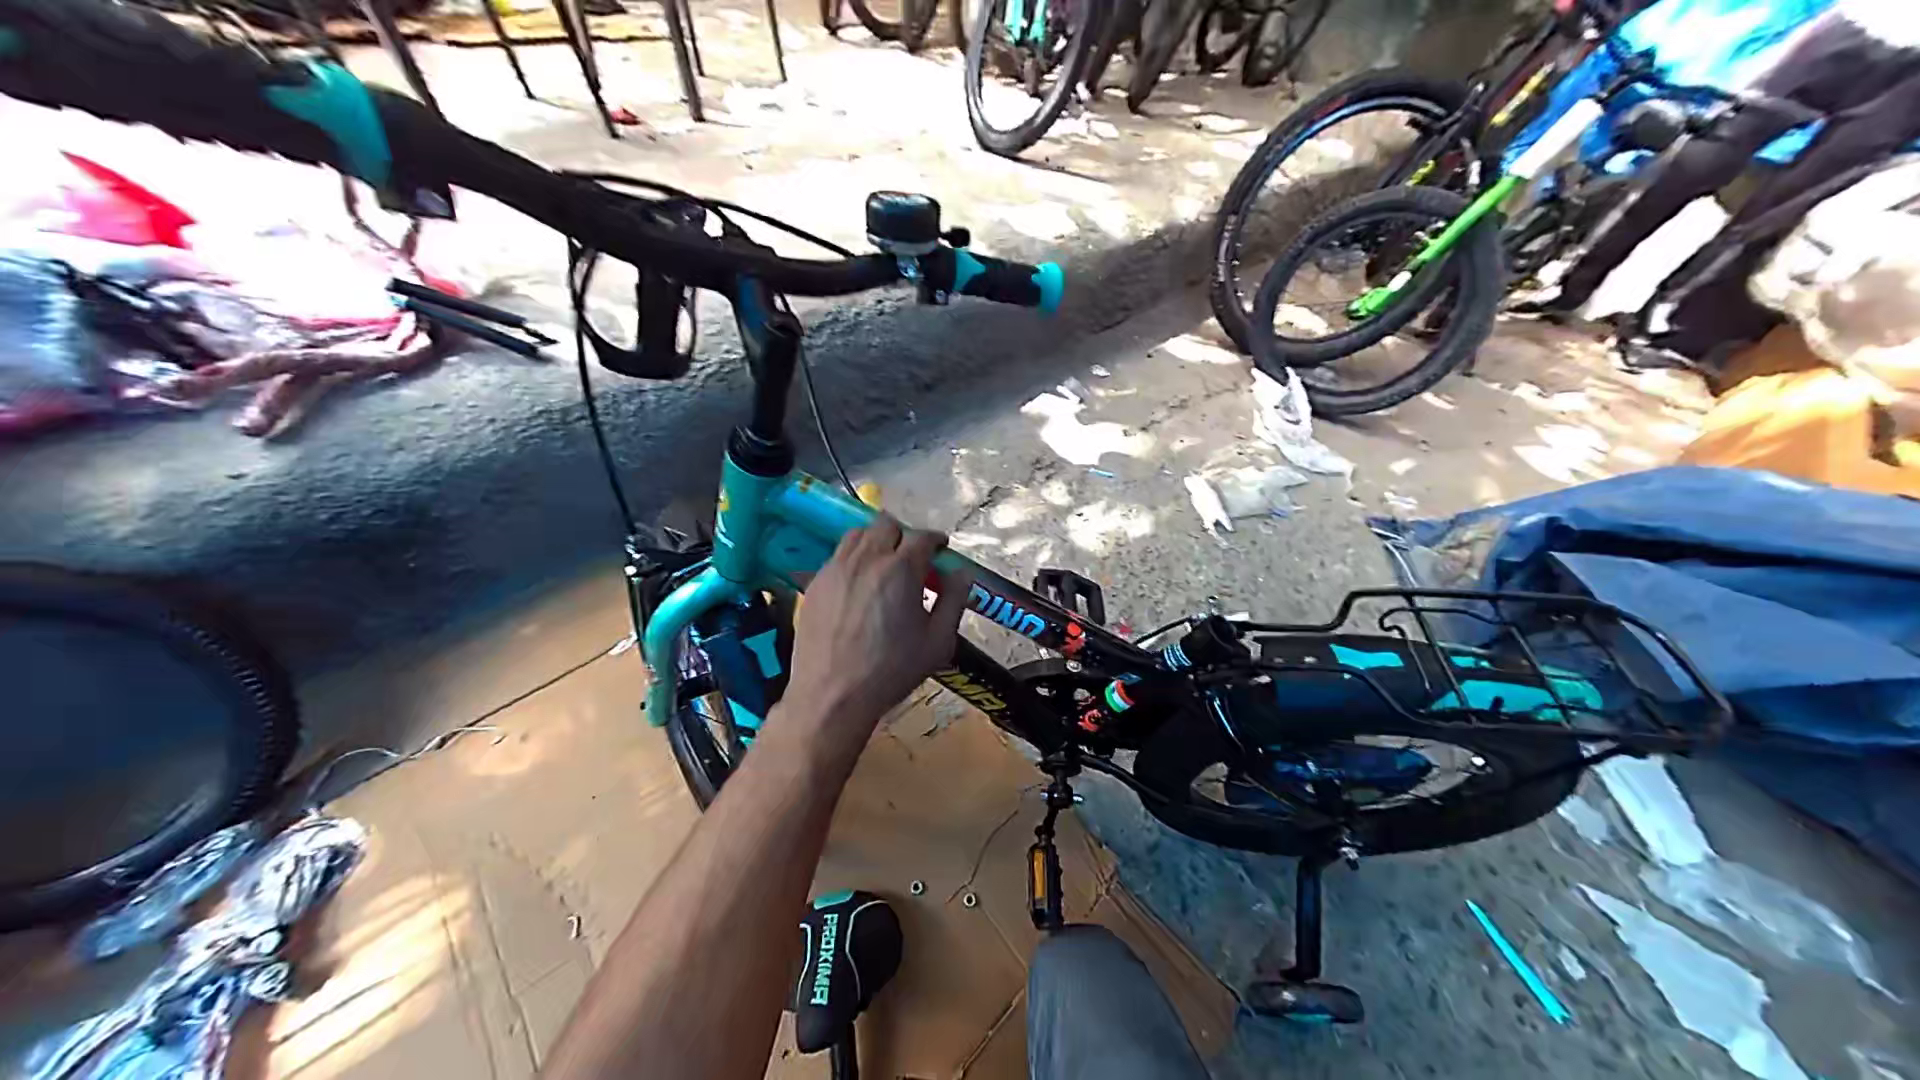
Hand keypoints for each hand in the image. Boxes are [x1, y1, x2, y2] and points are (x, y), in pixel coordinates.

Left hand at [786, 517, 968, 741]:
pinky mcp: (816, 583)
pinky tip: (859, 586)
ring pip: (858, 534)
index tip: (941, 552)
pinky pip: (837, 556)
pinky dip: (853, 559)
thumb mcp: (938, 641)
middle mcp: (866, 559)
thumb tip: (962, 574)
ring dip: (876, 542)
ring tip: (884, 567)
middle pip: (887, 525)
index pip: (922, 537)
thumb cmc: (891, 670)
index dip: (936, 541)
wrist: (833, 695)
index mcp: (901, 569)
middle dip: (904, 536)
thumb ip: (954, 601)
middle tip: (913, 561)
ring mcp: (836, 568)